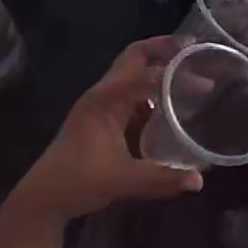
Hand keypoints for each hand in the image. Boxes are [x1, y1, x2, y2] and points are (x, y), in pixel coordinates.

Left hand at [9, 37, 203, 221]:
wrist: (43, 198)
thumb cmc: (78, 182)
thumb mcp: (122, 181)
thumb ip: (162, 178)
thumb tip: (200, 180)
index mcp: (105, 100)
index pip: (145, 74)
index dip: (175, 72)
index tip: (204, 78)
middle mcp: (102, 94)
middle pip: (134, 57)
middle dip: (163, 49)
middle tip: (194, 49)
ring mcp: (99, 103)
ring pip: (131, 72)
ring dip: (157, 67)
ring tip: (188, 71)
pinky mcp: (100, 115)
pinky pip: (129, 90)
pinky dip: (150, 87)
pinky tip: (170, 102)